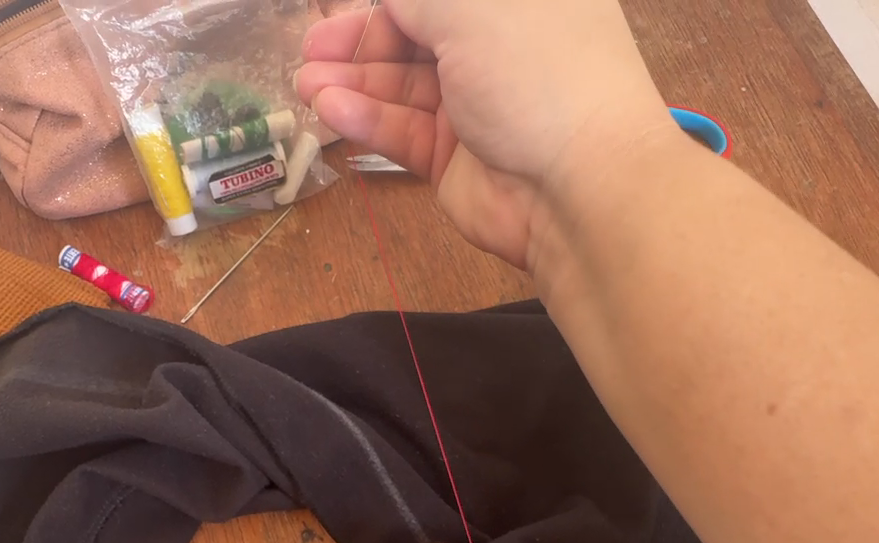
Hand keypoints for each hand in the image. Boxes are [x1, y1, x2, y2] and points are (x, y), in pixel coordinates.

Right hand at [296, 0, 679, 268]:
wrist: (573, 187)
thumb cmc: (536, 73)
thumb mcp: (474, 6)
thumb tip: (390, 0)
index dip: (389, 2)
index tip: (338, 3)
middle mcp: (493, 48)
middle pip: (414, 37)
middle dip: (359, 41)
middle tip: (308, 48)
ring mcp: (472, 107)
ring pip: (401, 89)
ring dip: (352, 83)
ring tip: (304, 86)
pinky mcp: (452, 161)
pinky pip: (404, 133)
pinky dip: (368, 121)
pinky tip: (331, 112)